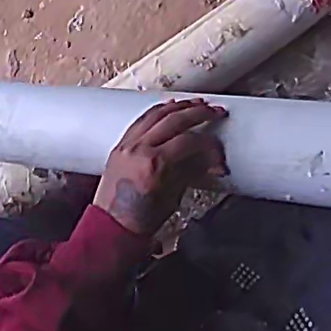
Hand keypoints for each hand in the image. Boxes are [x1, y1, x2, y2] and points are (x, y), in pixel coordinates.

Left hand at [93, 99, 228, 235]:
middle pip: (173, 119)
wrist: (111, 226)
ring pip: (156, 114)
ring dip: (178, 106)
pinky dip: (157, 111)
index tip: (219, 152)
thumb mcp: (174, 196)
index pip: (189, 141)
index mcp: (154, 164)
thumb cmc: (141, 219)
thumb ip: (191, 172)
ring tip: (196, 104)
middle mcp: (139, 149)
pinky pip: (141, 120)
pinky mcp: (120, 145)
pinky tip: (168, 107)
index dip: (210, 144)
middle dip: (198, 112)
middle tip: (216, 111)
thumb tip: (211, 160)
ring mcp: (127, 144)